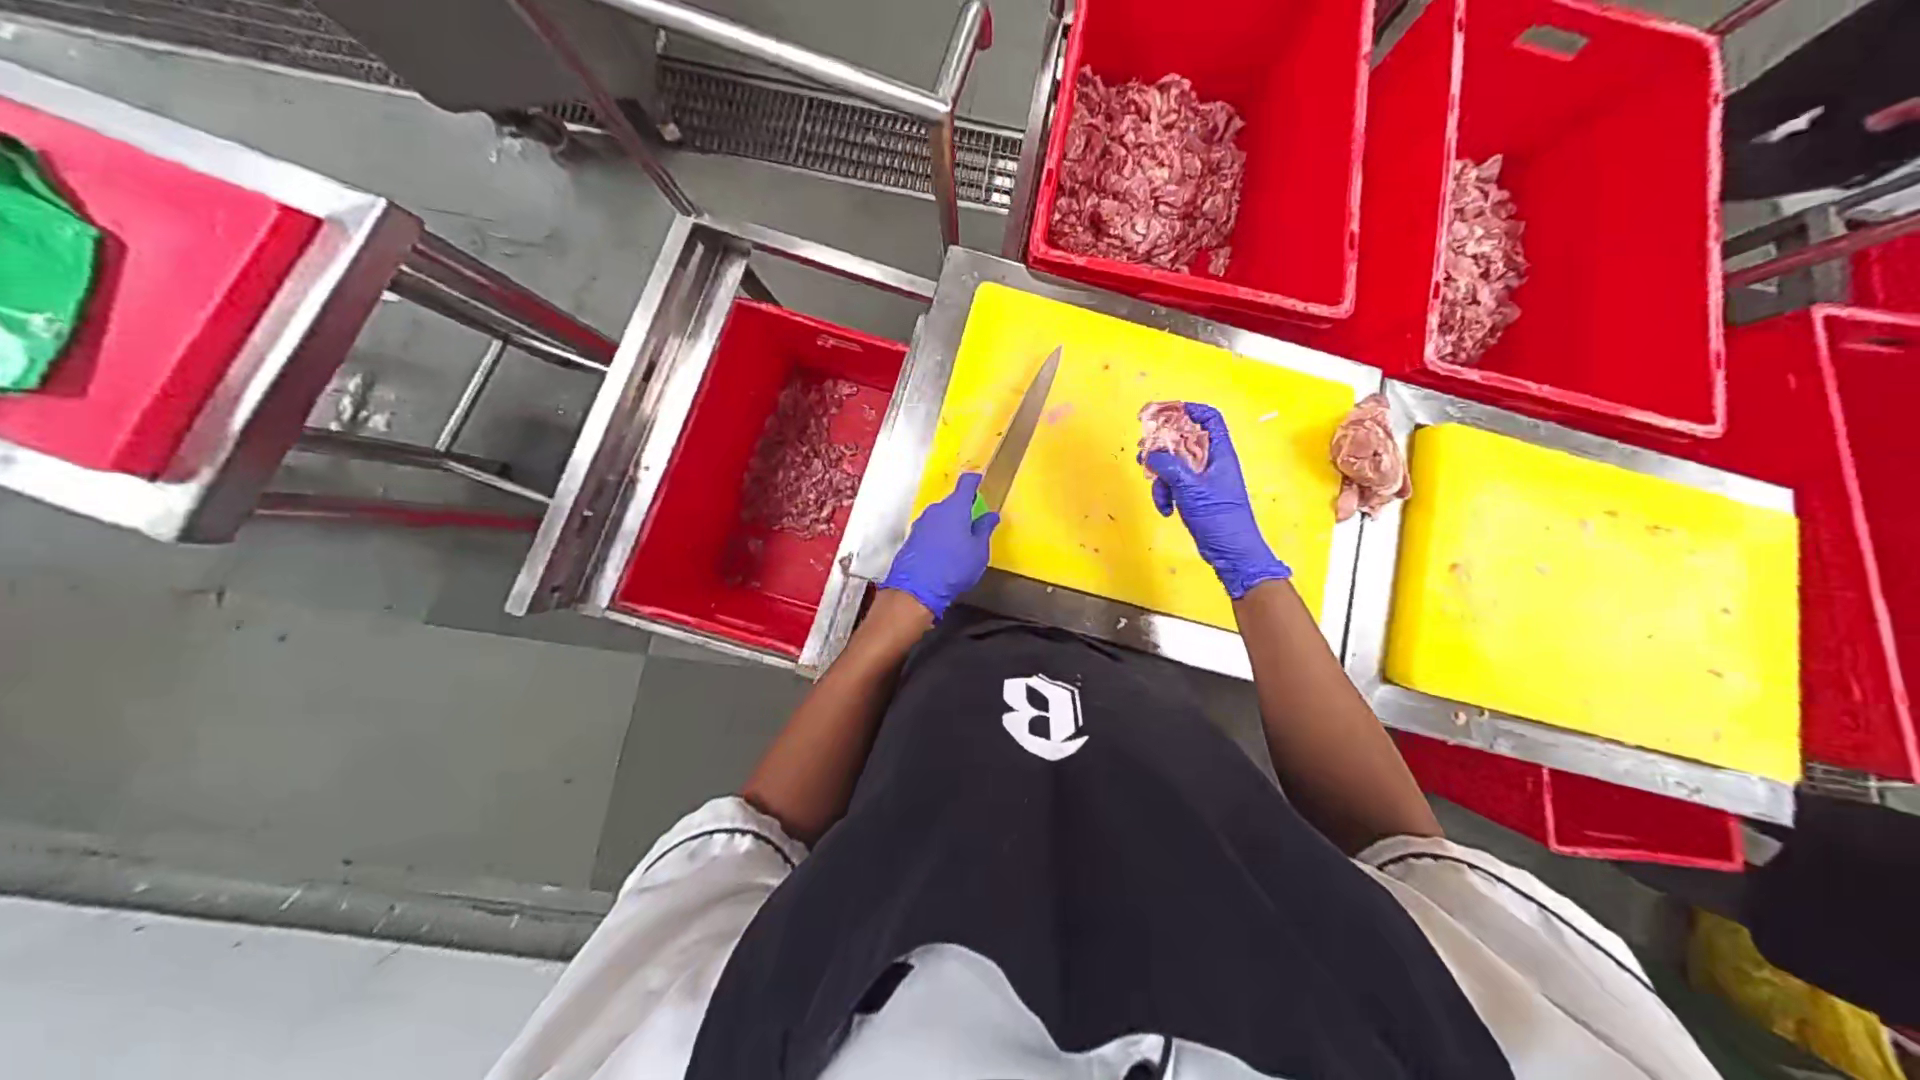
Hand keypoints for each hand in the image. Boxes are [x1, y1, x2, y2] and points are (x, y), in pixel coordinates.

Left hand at [881, 472, 999, 619]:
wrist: (916, 589)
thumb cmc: (954, 567)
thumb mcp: (978, 550)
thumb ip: (984, 529)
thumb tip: (991, 515)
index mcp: (955, 507)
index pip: (966, 483)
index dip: (975, 481)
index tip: (981, 482)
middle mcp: (935, 510)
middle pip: (952, 501)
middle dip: (964, 508)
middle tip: (976, 521)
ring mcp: (921, 523)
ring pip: (940, 516)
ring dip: (951, 523)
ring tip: (961, 541)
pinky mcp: (912, 538)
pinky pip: (930, 530)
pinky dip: (939, 535)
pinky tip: (945, 552)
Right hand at [1142, 403, 1290, 598]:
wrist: (1231, 551)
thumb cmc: (1218, 516)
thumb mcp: (1190, 488)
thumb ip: (1169, 465)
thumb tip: (1150, 452)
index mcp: (1219, 452)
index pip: (1208, 418)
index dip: (1188, 410)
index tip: (1163, 412)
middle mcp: (1211, 461)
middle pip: (1184, 440)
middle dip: (1162, 447)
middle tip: (1144, 452)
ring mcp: (1202, 479)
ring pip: (1173, 464)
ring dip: (1160, 477)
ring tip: (1159, 493)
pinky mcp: (1194, 495)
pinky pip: (1173, 484)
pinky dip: (1165, 493)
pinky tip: (1166, 508)